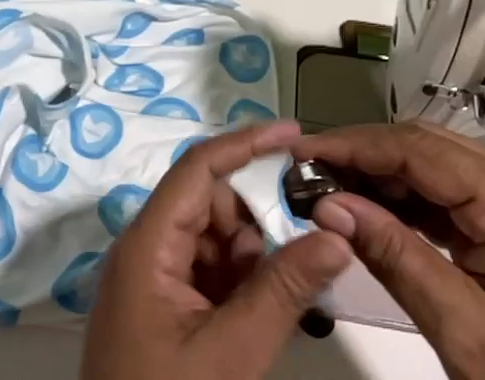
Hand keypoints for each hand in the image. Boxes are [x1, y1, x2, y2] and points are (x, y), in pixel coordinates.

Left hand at [83, 121, 352, 379]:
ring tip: (297, 278)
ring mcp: (154, 279)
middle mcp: (147, 248)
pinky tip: (275, 303)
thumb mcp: (232, 350)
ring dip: (257, 251)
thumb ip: (284, 289)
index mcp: (148, 243)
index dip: (247, 144)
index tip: (296, 134)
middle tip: (312, 230)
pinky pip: (211, 271)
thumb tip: (337, 235)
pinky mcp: (165, 307)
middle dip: (261, 212)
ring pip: (216, 238)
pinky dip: (245, 279)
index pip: (198, 168)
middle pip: (210, 202)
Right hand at [295, 122, 484, 379]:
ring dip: (381, 178)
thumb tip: (328, 206)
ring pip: (434, 169)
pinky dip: (406, 205)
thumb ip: (396, 258)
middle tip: (305, 176)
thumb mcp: (467, 331)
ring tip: (326, 194)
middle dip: (362, 155)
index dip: (352, 146)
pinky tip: (370, 217)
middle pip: (424, 147)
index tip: (298, 155)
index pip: (415, 148)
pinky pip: (450, 201)